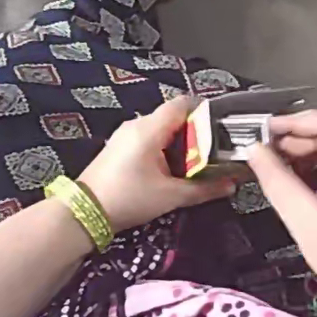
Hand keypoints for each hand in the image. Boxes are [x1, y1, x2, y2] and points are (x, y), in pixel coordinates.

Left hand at [76, 96, 234, 231]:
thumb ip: (204, 188)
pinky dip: (163, 149)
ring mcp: (125, 135)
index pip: (184, 103)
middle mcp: (137, 124)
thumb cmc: (129, 198)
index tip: (221, 131)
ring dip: (179, 143)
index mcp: (150, 128)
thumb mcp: (171, 196)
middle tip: (213, 154)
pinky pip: (148, 139)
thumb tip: (233, 184)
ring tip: (196, 165)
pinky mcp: (119, 147)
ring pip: (161, 129)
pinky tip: (171, 170)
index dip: (205, 112)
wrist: (84, 212)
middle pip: (174, 117)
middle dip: (195, 133)